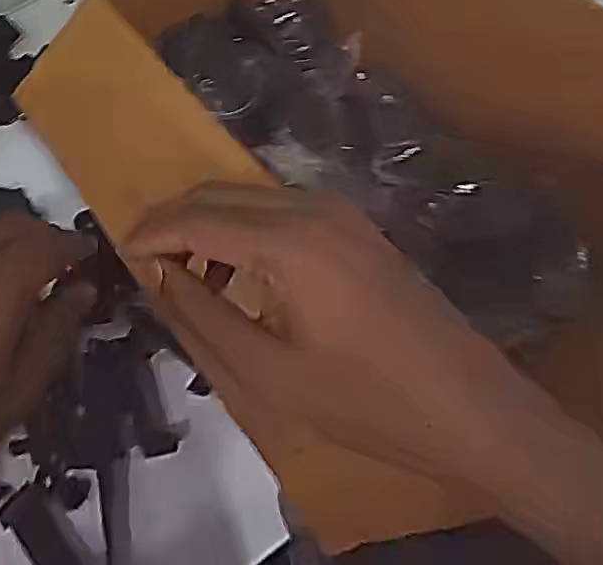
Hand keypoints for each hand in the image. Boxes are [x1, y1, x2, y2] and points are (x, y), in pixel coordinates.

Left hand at [0, 209, 93, 563]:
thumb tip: (81, 290)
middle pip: (14, 222)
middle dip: (41, 234)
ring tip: (15, 263)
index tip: (86, 252)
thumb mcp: (19, 388)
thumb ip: (57, 331)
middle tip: (55, 260)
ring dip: (6, 232)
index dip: (73, 246)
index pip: (48, 244)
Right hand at [128, 184, 602, 564]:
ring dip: (209, 222)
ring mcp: (336, 209)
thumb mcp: (271, 374)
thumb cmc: (369, 401)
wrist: (478, 410)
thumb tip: (161, 274)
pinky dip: (243, 226)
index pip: (196, 219)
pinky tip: (242, 269)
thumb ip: (203, 316)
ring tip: (191, 274)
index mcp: (287, 242)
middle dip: (175, 220)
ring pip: (245, 194)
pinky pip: (277, 206)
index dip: (153, 233)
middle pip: (217, 193)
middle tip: (148, 260)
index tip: (124, 252)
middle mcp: (309, 207)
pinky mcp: (352, 222)